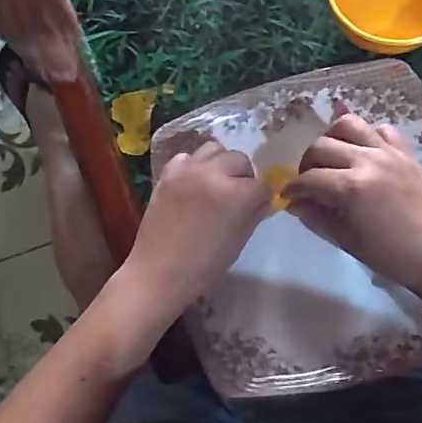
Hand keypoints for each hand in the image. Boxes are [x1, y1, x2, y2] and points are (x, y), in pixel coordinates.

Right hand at [0, 0, 104, 83]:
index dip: (64, 25)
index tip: (76, 46)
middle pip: (35, 20)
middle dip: (50, 50)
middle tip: (64, 76)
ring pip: (17, 25)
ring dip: (33, 52)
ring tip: (49, 75)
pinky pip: (2, 20)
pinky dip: (15, 40)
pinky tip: (26, 56)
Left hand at [121, 141, 269, 312]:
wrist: (158, 272)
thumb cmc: (203, 266)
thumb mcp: (238, 243)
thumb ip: (253, 215)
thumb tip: (263, 201)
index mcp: (235, 195)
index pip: (262, 185)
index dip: (263, 197)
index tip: (258, 207)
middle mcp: (212, 174)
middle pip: (240, 160)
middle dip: (245, 176)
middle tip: (239, 196)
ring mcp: (187, 170)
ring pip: (215, 149)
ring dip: (222, 164)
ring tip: (217, 184)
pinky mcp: (167, 174)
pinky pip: (188, 157)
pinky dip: (195, 165)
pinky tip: (194, 184)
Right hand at [284, 115, 421, 304]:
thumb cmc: (388, 254)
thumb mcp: (345, 239)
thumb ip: (316, 216)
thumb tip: (294, 202)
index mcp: (351, 187)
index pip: (309, 179)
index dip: (293, 188)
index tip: (288, 196)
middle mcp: (368, 161)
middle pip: (322, 146)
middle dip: (307, 164)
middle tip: (308, 182)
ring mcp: (389, 153)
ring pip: (348, 125)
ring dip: (331, 138)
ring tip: (331, 158)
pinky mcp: (405, 153)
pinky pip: (381, 130)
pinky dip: (366, 136)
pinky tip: (362, 154)